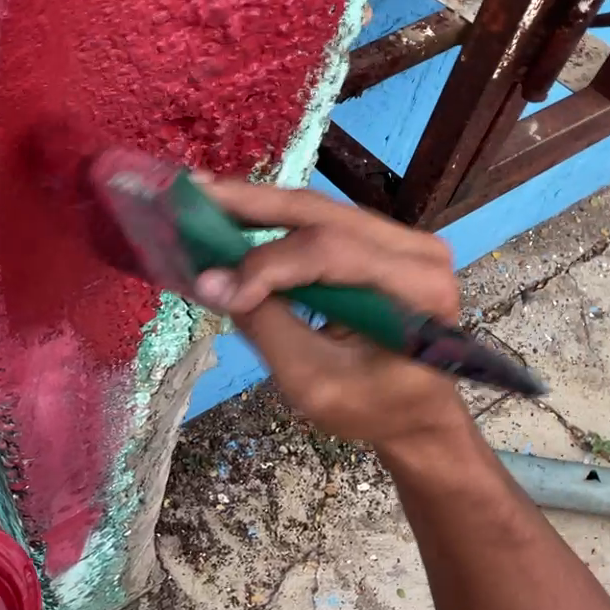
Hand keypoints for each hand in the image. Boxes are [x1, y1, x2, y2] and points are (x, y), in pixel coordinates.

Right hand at [191, 179, 471, 452]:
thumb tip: (207, 280)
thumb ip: (263, 325)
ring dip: (257, 206)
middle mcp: (416, 248)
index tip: (210, 285)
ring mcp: (402, 240)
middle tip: (193, 194)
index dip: (264, 264)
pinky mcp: (381, 243)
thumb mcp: (312, 381)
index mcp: (414, 286)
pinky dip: (273, 221)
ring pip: (316, 210)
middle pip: (320, 213)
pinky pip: (320, 222)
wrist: (415, 415)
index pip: (328, 251)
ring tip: (204, 200)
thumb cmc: (369, 408)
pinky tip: (235, 216)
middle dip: (250, 204)